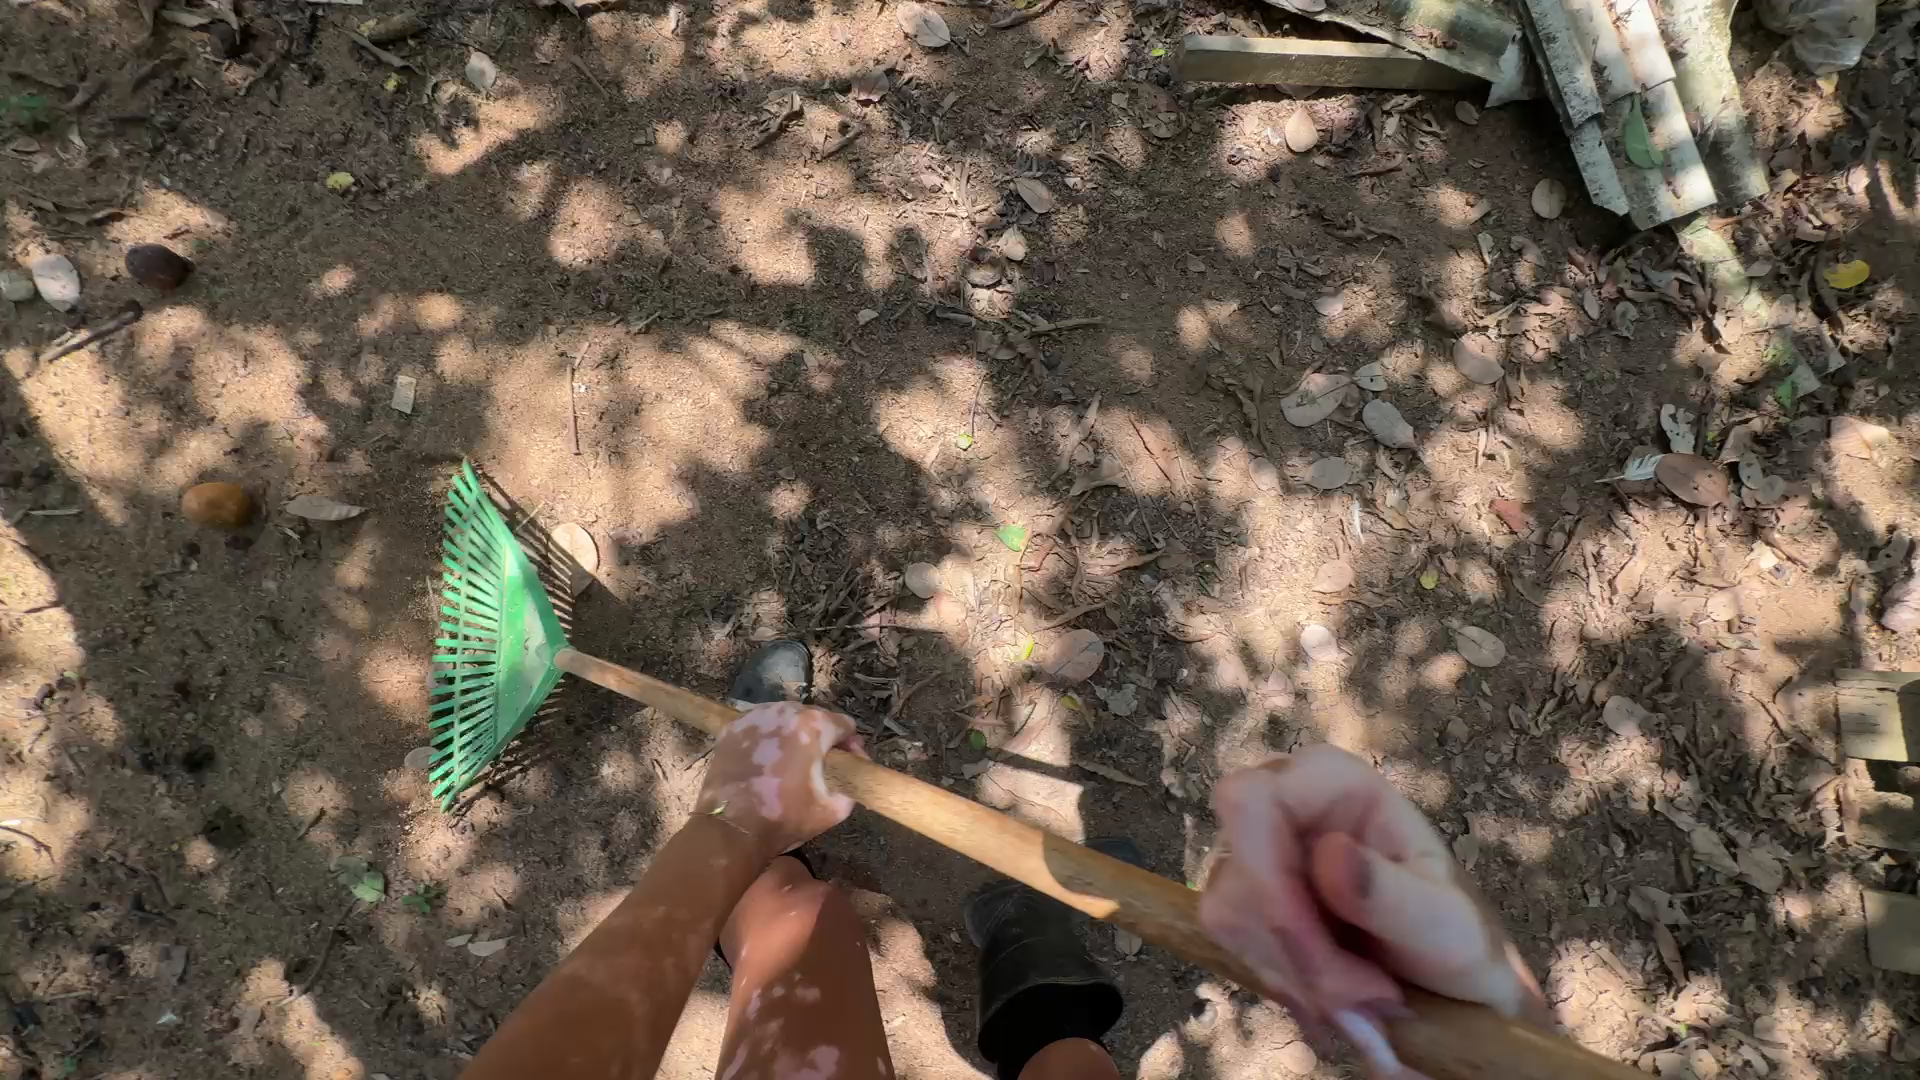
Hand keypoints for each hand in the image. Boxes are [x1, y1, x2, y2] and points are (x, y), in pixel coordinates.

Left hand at [694, 702, 861, 862]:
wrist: (731, 829)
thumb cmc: (784, 817)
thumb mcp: (832, 810)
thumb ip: (851, 787)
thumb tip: (850, 776)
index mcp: (813, 725)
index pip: (844, 724)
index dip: (850, 744)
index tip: (846, 763)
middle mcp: (786, 710)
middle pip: (815, 717)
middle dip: (821, 738)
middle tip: (818, 763)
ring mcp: (756, 716)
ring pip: (786, 718)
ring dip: (794, 734)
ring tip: (790, 760)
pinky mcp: (733, 727)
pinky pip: (761, 725)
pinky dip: (768, 737)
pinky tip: (766, 758)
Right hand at [1198, 745, 1545, 1076]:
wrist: (1446, 988)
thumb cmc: (1457, 943)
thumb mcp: (1450, 930)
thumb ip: (1395, 896)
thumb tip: (1329, 855)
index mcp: (1327, 778)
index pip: (1249, 801)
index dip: (1268, 879)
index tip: (1319, 961)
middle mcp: (1277, 797)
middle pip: (1236, 865)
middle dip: (1292, 948)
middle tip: (1363, 1004)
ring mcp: (1252, 842)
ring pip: (1228, 910)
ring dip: (1292, 974)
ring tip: (1360, 1004)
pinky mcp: (1238, 886)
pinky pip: (1229, 936)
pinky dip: (1279, 978)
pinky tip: (1328, 991)